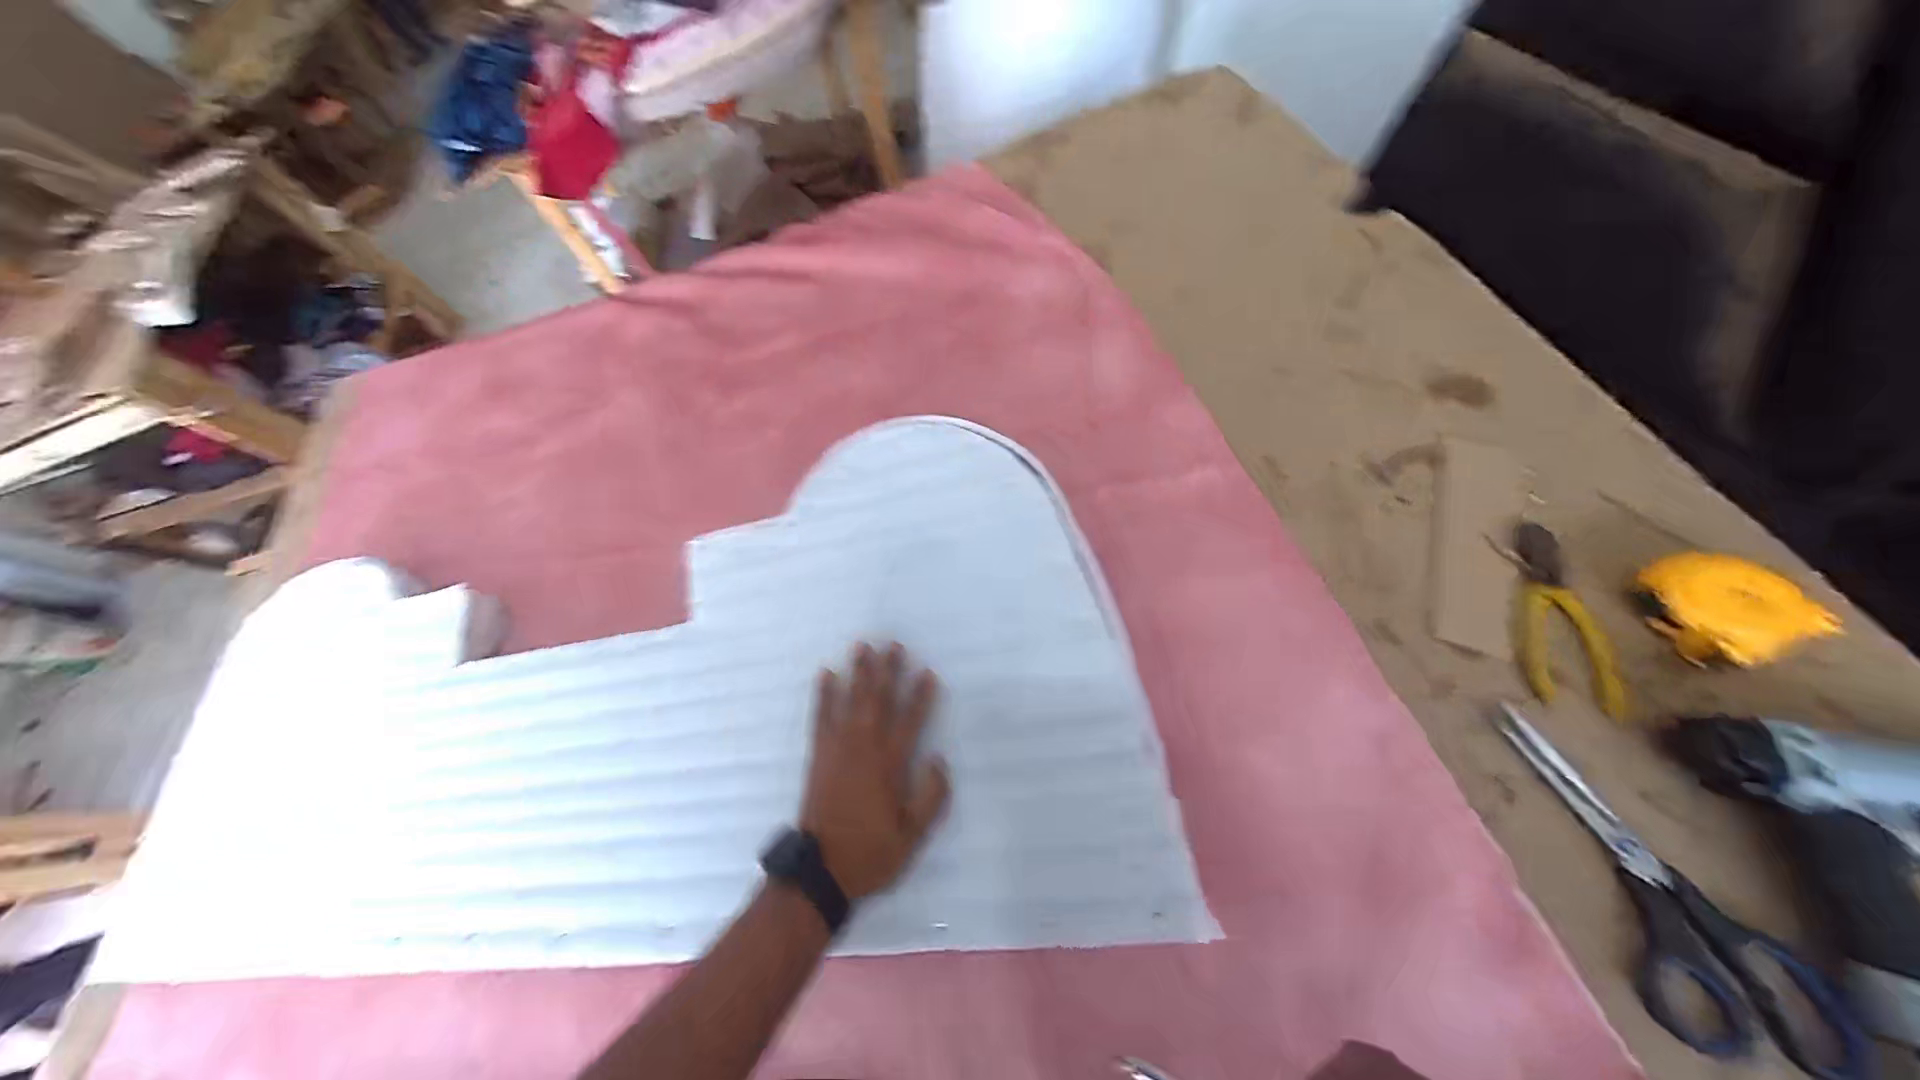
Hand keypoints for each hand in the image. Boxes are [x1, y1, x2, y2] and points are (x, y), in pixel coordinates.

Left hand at [800, 643, 951, 899]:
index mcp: (890, 766)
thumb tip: (937, 760)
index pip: (910, 722)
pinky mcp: (819, 756)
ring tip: (863, 646)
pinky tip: (826, 674)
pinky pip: (821, 717)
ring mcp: (838, 749)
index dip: (920, 696)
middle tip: (893, 643)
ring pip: (851, 702)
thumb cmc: (871, 853)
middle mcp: (864, 749)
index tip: (928, 672)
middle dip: (888, 671)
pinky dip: (824, 695)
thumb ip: (930, 797)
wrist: (820, 871)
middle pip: (879, 702)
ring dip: (859, 673)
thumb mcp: (913, 836)